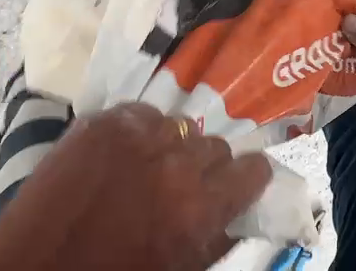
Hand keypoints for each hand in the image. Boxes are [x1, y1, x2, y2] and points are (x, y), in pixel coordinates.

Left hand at [0, 102, 270, 270]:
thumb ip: (211, 241)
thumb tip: (236, 216)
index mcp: (198, 208)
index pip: (252, 169)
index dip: (247, 179)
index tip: (238, 186)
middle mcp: (176, 162)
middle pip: (215, 146)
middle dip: (205, 167)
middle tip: (183, 188)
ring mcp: (137, 136)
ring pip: (179, 126)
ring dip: (171, 147)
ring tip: (147, 171)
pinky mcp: (103, 122)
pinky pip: (141, 114)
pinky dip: (138, 132)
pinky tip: (121, 156)